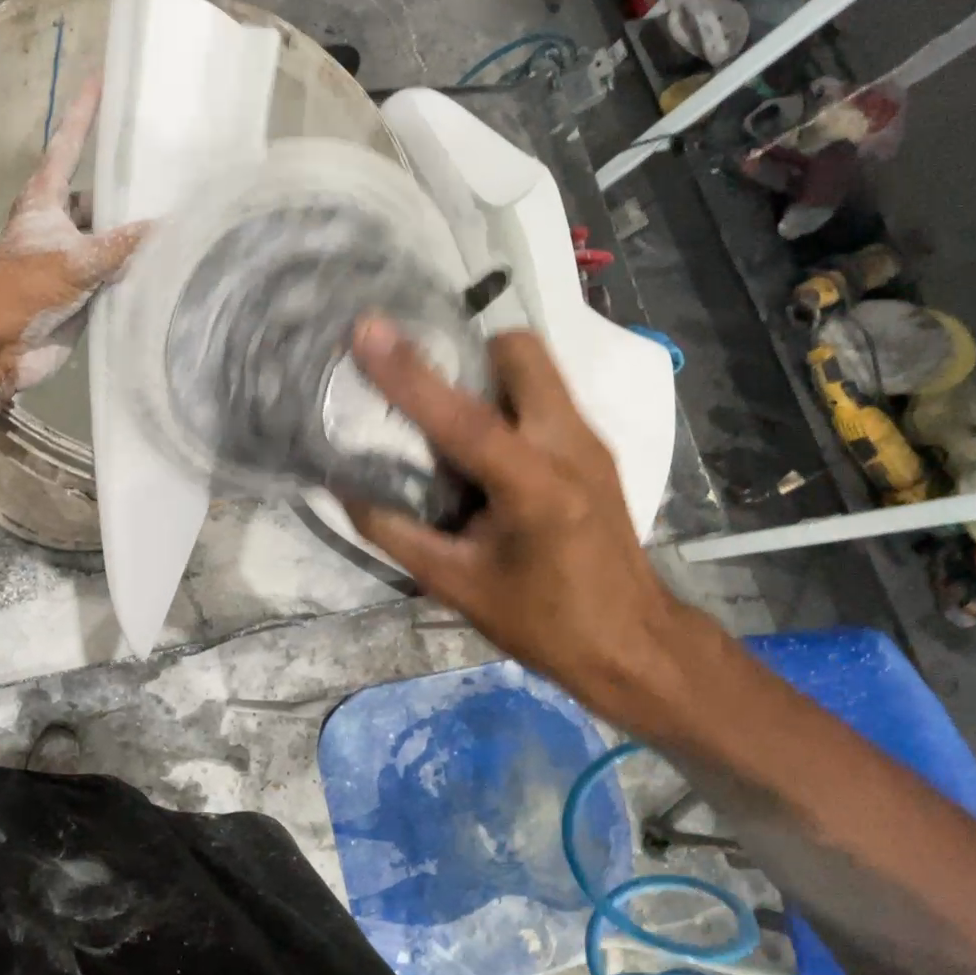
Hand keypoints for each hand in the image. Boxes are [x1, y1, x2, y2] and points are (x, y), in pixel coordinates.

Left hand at [0, 74, 146, 388]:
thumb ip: (118, 245)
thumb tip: (161, 228)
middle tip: (168, 170)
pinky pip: (112, 274)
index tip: (100, 81)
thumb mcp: (73, 260)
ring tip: (179, 216)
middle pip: (95, 197)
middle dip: (124, 188)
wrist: (0, 348)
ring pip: (107, 238)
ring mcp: (69, 260)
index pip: (66, 146)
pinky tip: (165, 263)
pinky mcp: (79, 293)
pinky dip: (133, 270)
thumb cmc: (24, 291)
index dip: (83, 115)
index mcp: (44, 202)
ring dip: (132, 235)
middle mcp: (57, 225)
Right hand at [342, 317, 691, 699]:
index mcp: (535, 486)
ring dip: (485, 378)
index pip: (461, 418)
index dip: (409, 373)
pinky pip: (542, 397)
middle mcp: (571, 445)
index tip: (367, 330)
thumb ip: (394, 531)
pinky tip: (477, 450)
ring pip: (536, 369)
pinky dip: (504, 402)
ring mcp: (590, 443)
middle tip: (426, 387)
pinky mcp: (594, 451)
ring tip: (442, 418)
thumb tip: (342, 487)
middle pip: (520, 354)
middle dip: (467, 355)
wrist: (632, 644)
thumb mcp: (454, 584)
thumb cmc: (542, 621)